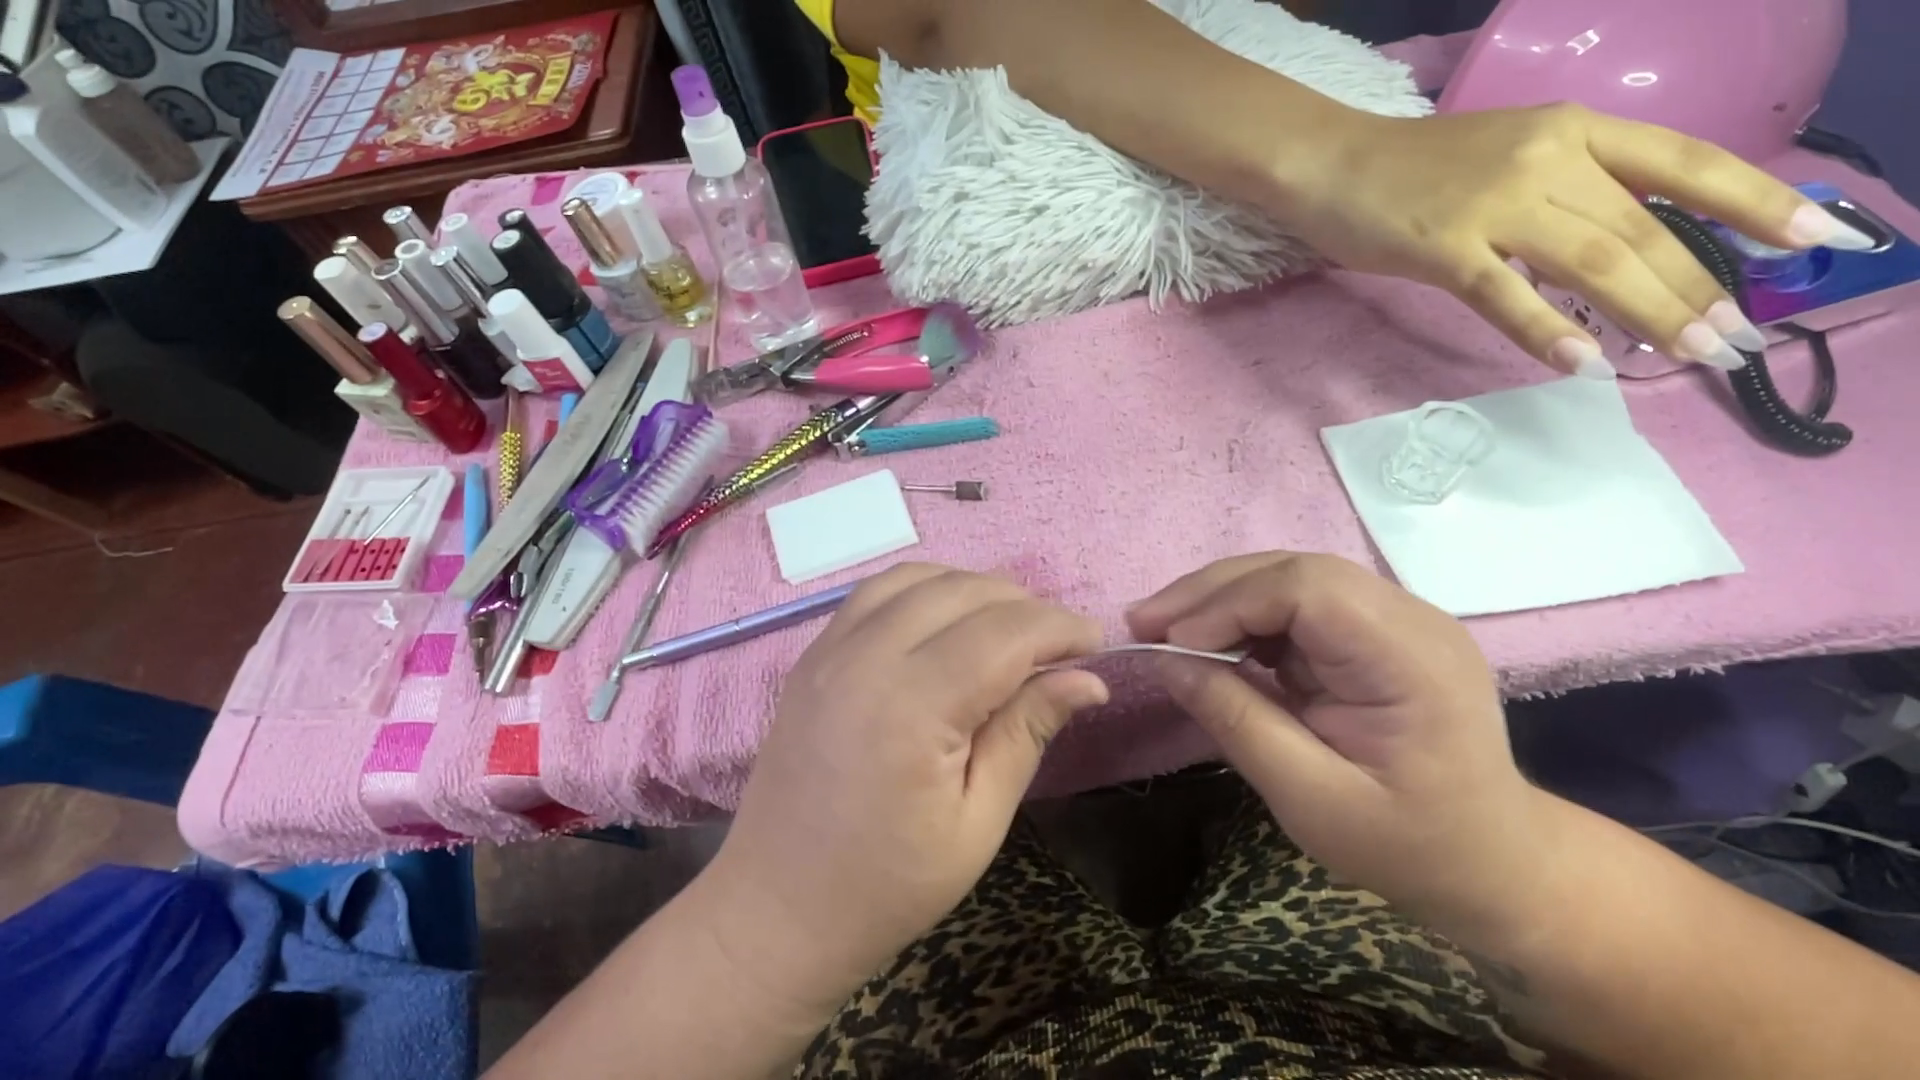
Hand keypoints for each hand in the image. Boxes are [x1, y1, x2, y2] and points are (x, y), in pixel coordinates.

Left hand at [702, 564, 1107, 1010]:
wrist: (777, 907)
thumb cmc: (888, 885)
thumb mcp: (977, 823)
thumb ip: (1027, 733)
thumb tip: (1088, 679)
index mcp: (912, 708)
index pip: (1004, 632)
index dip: (1060, 628)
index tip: (1098, 644)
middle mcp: (865, 659)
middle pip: (963, 592)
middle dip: (1024, 606)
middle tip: (1058, 647)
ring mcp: (829, 650)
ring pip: (917, 577)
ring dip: (973, 590)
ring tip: (1007, 630)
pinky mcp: (811, 656)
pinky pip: (874, 593)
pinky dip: (923, 591)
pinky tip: (946, 625)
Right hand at [1128, 553, 1550, 935]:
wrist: (1491, 860)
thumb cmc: (1406, 844)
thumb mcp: (1310, 799)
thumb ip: (1236, 721)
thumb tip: (1166, 660)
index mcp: (1411, 661)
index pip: (1310, 589)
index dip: (1230, 603)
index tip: (1170, 643)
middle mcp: (1411, 619)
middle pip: (1297, 570)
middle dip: (1211, 591)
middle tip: (1142, 622)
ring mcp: (1399, 620)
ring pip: (1293, 577)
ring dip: (1222, 598)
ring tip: (1162, 627)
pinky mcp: (1378, 633)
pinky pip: (1301, 604)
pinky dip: (1246, 617)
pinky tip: (1210, 641)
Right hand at [1287, 104, 1875, 377]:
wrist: (1332, 163)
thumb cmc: (1414, 169)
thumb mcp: (1509, 160)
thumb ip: (1564, 198)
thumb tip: (1614, 267)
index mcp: (1572, 130)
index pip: (1684, 162)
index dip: (1756, 200)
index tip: (1813, 240)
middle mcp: (1547, 158)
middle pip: (1642, 228)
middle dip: (1698, 288)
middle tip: (1733, 343)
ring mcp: (1492, 204)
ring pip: (1591, 260)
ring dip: (1647, 312)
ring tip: (1688, 357)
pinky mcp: (1441, 248)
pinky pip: (1504, 294)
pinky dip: (1546, 329)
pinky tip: (1581, 361)